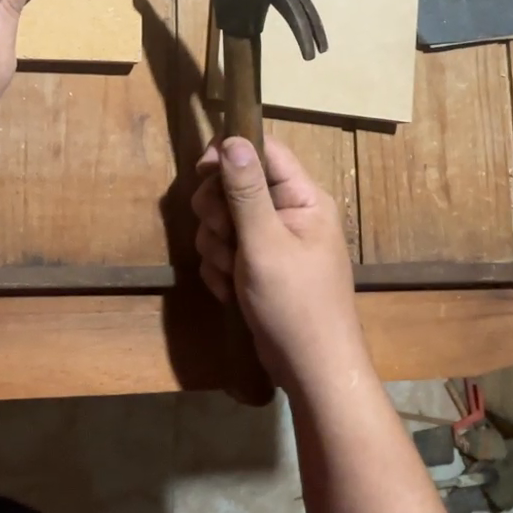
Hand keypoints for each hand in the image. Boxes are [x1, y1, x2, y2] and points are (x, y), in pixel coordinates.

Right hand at [191, 136, 364, 392]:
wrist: (312, 372)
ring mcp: (274, 240)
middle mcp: (290, 212)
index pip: (263, 150)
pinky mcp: (260, 264)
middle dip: (218, 211)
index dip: (229, 153)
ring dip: (216, 245)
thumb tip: (232, 140)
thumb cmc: (295, 305)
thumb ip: (245, 192)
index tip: (201, 172)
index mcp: (303, 198)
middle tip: (222, 237)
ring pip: (224, 218)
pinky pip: (225, 247)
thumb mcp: (264, 244)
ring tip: (229, 273)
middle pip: (235, 183)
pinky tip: (228, 289)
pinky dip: (219, 266)